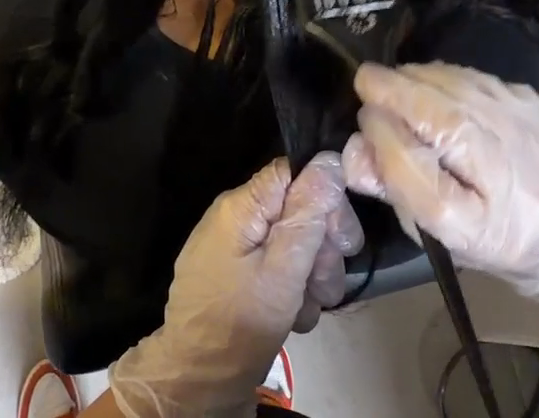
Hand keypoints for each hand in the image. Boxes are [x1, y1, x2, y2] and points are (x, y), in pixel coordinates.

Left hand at [109, 153, 361, 417]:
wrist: (197, 380)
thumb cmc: (241, 322)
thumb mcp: (284, 270)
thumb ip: (307, 214)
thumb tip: (329, 159)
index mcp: (241, 206)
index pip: (294, 172)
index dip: (325, 199)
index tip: (342, 237)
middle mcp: (235, 217)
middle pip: (295, 208)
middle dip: (321, 246)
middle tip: (327, 283)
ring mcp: (233, 246)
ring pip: (290, 241)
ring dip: (311, 274)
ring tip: (310, 307)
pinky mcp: (235, 273)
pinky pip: (274, 265)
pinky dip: (291, 287)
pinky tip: (295, 315)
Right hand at [342, 62, 538, 300]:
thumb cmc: (488, 237)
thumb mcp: (434, 230)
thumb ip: (390, 187)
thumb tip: (353, 148)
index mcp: (475, 222)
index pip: (416, 168)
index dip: (382, 135)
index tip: (364, 118)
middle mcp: (506, 174)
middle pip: (443, 118)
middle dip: (395, 91)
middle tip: (366, 83)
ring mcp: (525, 132)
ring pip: (458, 87)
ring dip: (417, 78)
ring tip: (395, 84)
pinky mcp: (532, 104)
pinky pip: (475, 77)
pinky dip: (444, 76)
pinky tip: (431, 86)